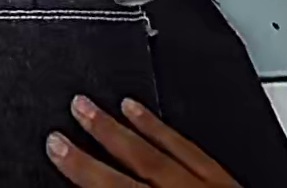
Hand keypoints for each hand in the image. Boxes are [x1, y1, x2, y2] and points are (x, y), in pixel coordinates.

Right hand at [47, 95, 242, 186]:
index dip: (83, 171)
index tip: (55, 149)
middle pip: (136, 169)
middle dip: (96, 144)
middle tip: (67, 118)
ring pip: (160, 152)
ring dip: (123, 128)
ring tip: (93, 106)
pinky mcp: (231, 186)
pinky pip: (190, 149)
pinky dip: (162, 130)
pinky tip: (142, 114)